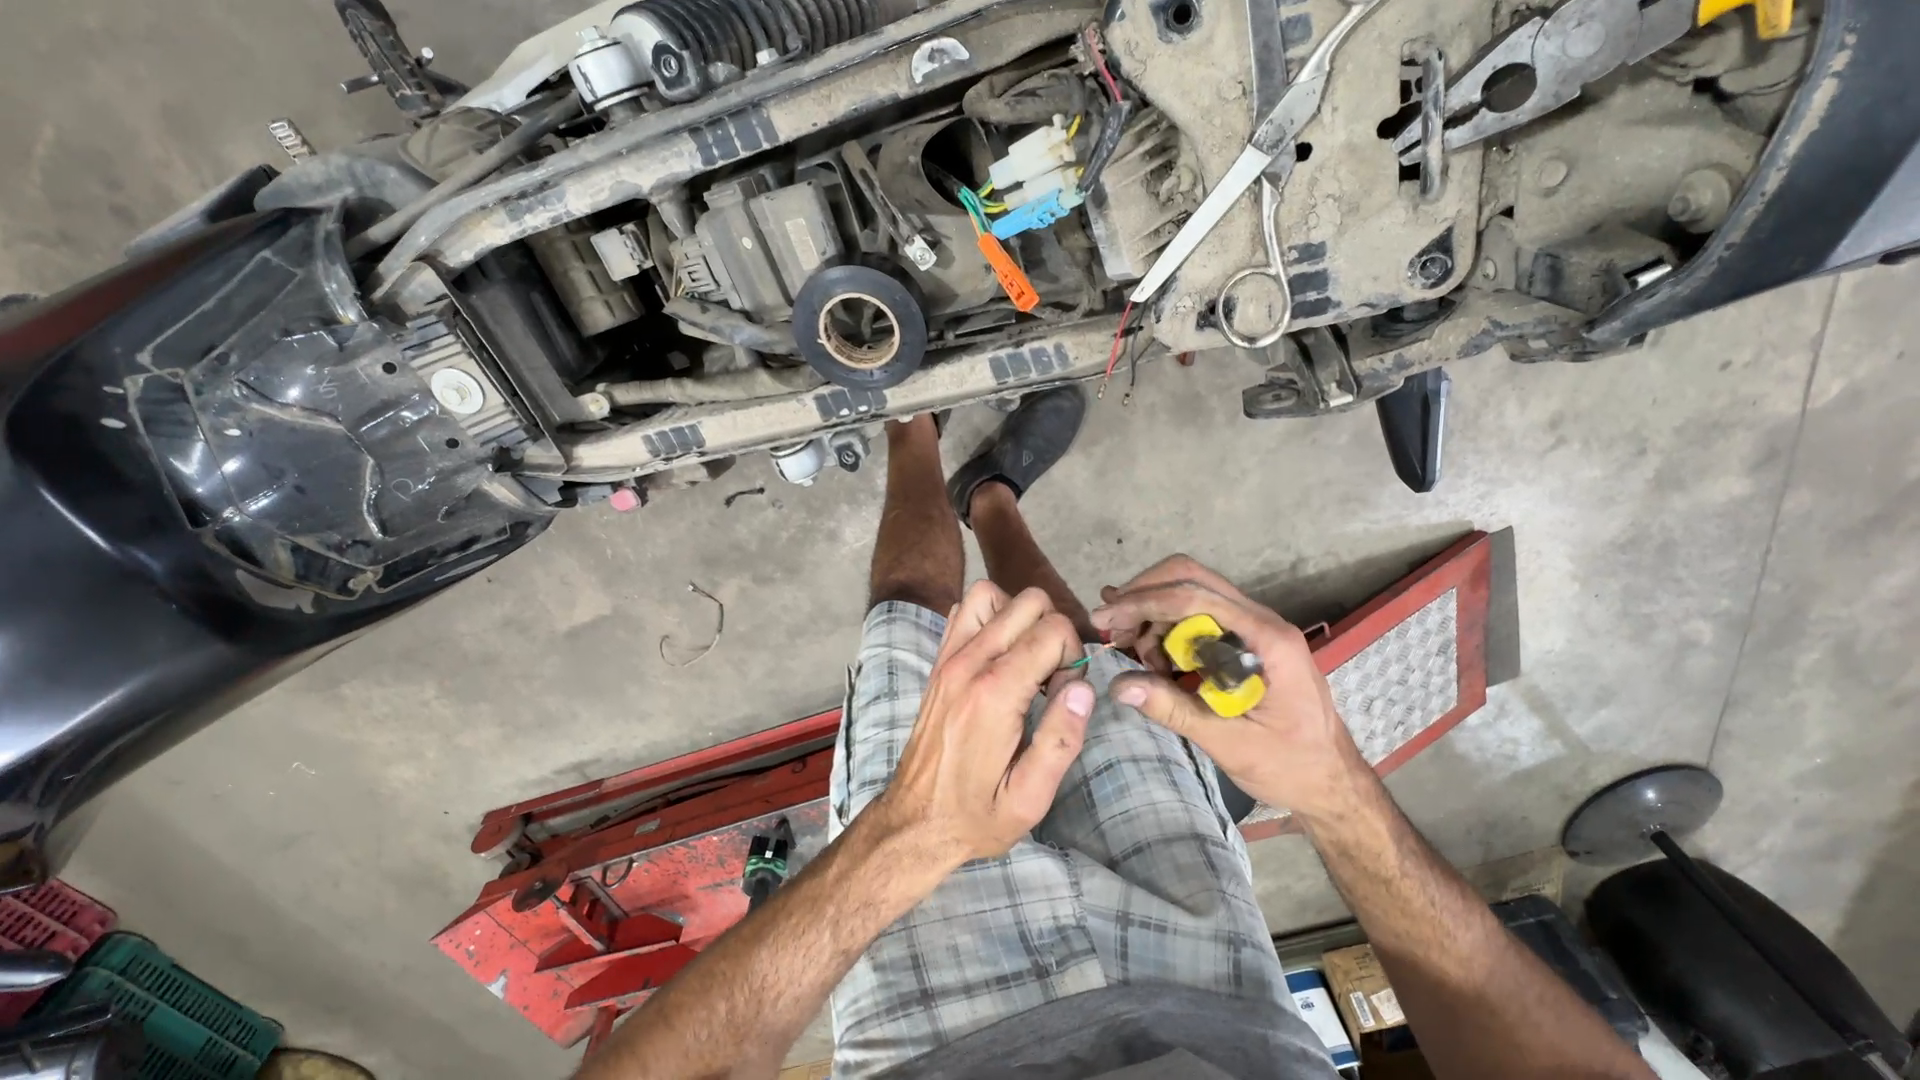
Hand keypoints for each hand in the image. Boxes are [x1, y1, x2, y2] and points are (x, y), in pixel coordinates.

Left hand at [872, 581, 1093, 865]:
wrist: (915, 820)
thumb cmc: (977, 815)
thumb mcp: (1030, 798)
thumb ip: (1061, 740)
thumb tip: (1084, 687)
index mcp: (995, 694)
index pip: (1052, 630)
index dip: (1073, 660)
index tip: (1063, 697)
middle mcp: (968, 664)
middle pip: (1028, 601)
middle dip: (1054, 632)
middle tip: (1051, 679)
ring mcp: (948, 658)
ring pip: (991, 593)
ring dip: (1020, 618)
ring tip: (1028, 662)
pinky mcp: (938, 662)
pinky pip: (965, 611)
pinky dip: (990, 618)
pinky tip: (1000, 658)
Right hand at [1090, 555, 1366, 822]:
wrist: (1331, 781)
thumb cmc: (1290, 766)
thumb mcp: (1230, 743)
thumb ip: (1174, 710)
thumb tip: (1119, 686)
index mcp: (1266, 639)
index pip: (1196, 597)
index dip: (1144, 602)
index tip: (1105, 619)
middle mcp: (1261, 621)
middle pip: (1192, 580)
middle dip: (1144, 596)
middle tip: (1111, 629)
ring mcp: (1254, 629)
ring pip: (1192, 595)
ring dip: (1154, 617)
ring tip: (1136, 658)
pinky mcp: (1244, 642)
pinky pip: (1199, 619)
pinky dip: (1168, 631)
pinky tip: (1154, 662)